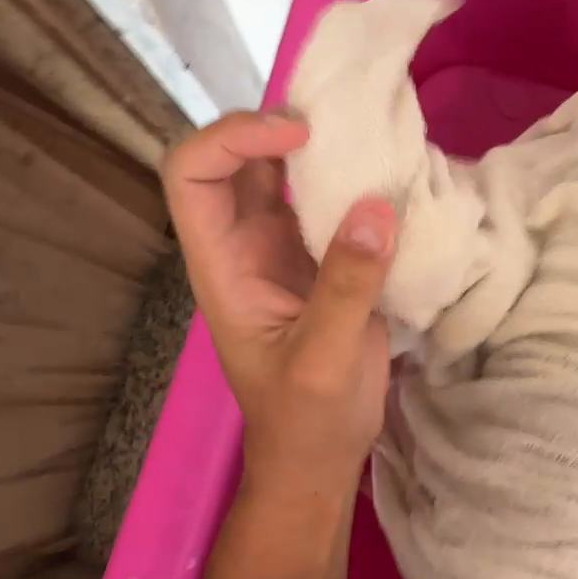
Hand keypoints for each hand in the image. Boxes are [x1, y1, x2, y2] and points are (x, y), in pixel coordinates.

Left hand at [164, 110, 399, 492]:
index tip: (298, 139)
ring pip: (280, 173)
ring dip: (316, 147)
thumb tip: (377, 205)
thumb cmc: (306, 420)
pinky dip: (349, 176)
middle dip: (275, 129)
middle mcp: (243, 245)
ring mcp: (281, 248)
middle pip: (234, 160)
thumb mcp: (323, 360)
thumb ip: (346, 287)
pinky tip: (385, 170)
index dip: (232, 139)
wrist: (321, 455)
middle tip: (339, 123)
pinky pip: (325, 198)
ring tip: (367, 135)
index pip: (192, 176)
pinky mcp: (321, 256)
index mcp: (222, 265)